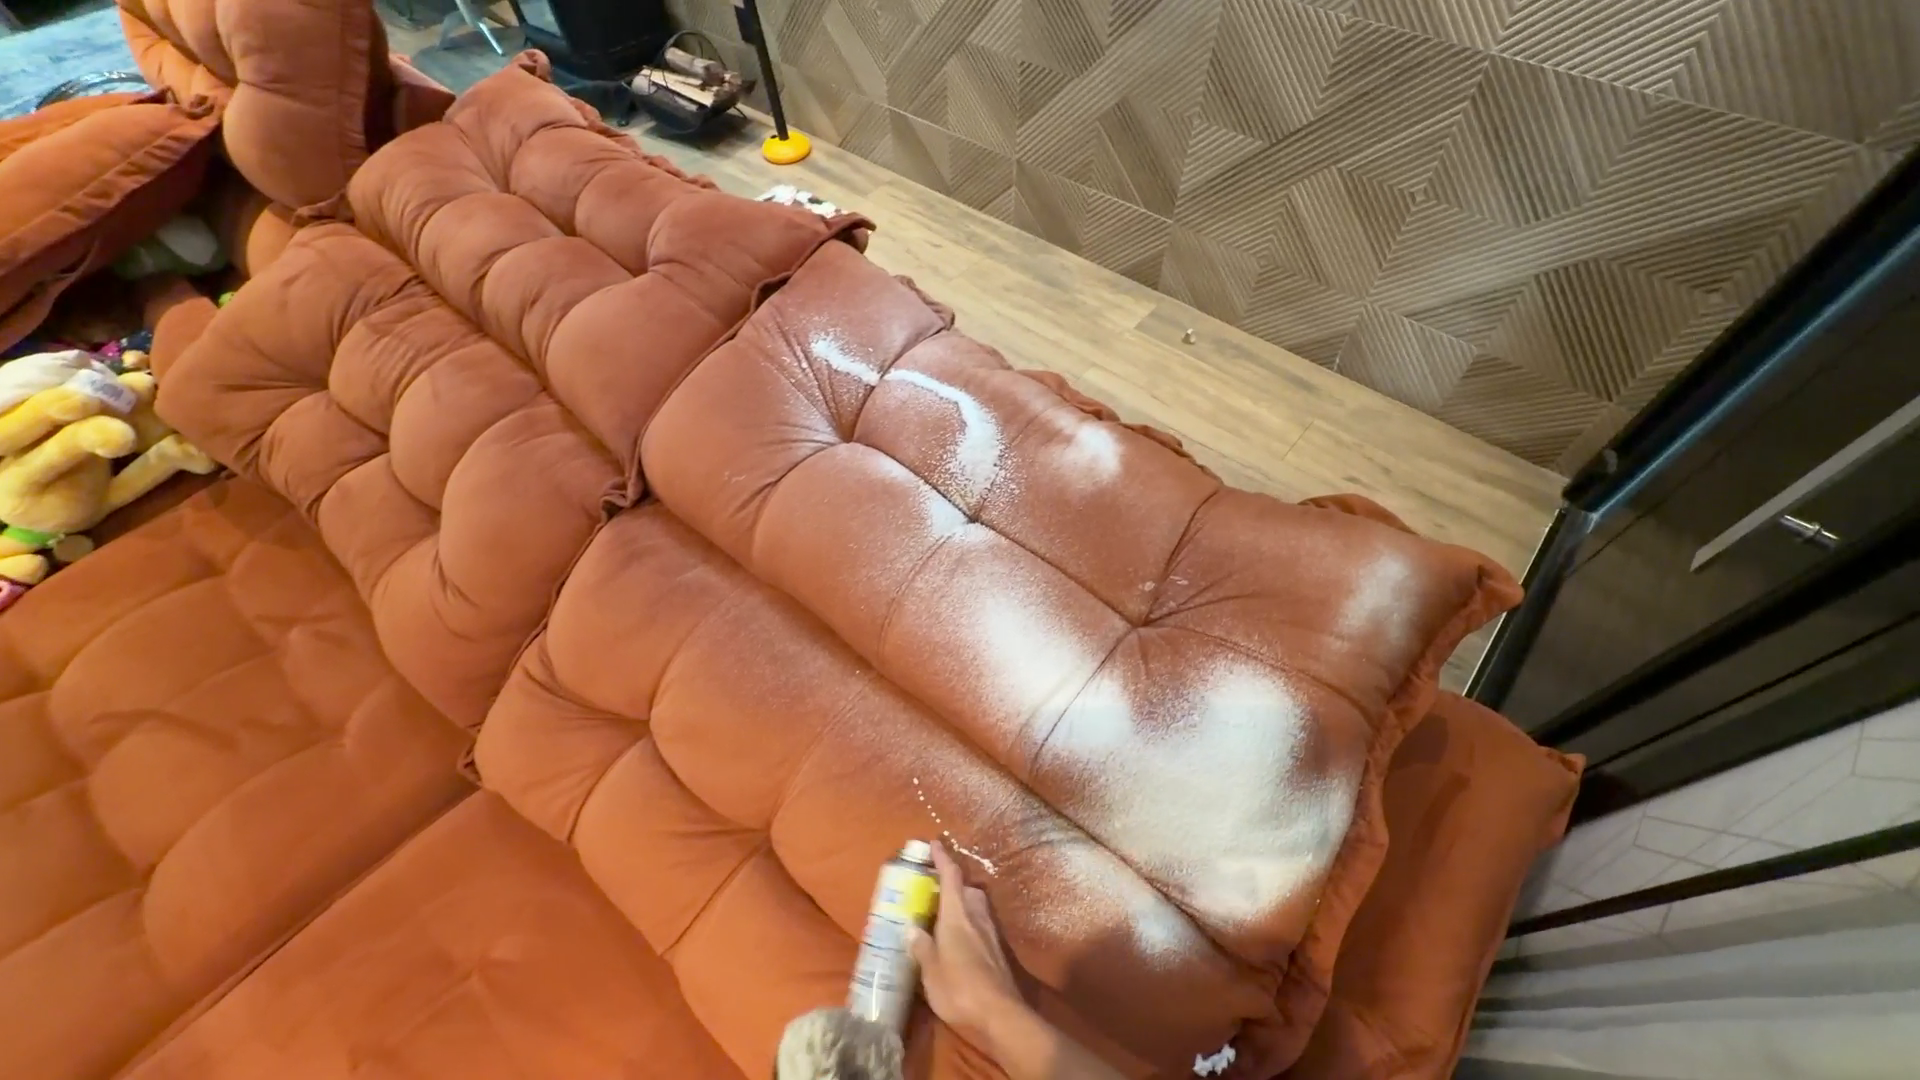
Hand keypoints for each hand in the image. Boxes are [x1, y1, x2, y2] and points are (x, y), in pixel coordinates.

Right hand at [908, 842, 1021, 1049]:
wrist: (999, 1014)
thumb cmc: (959, 987)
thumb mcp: (930, 970)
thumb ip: (921, 946)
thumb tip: (911, 928)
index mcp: (957, 913)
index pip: (951, 875)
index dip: (942, 858)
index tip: (934, 844)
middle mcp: (976, 915)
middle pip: (965, 888)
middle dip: (951, 883)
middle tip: (933, 888)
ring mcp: (989, 932)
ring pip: (975, 905)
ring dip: (961, 902)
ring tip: (943, 913)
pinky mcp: (996, 949)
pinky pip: (979, 923)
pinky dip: (968, 921)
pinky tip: (958, 938)